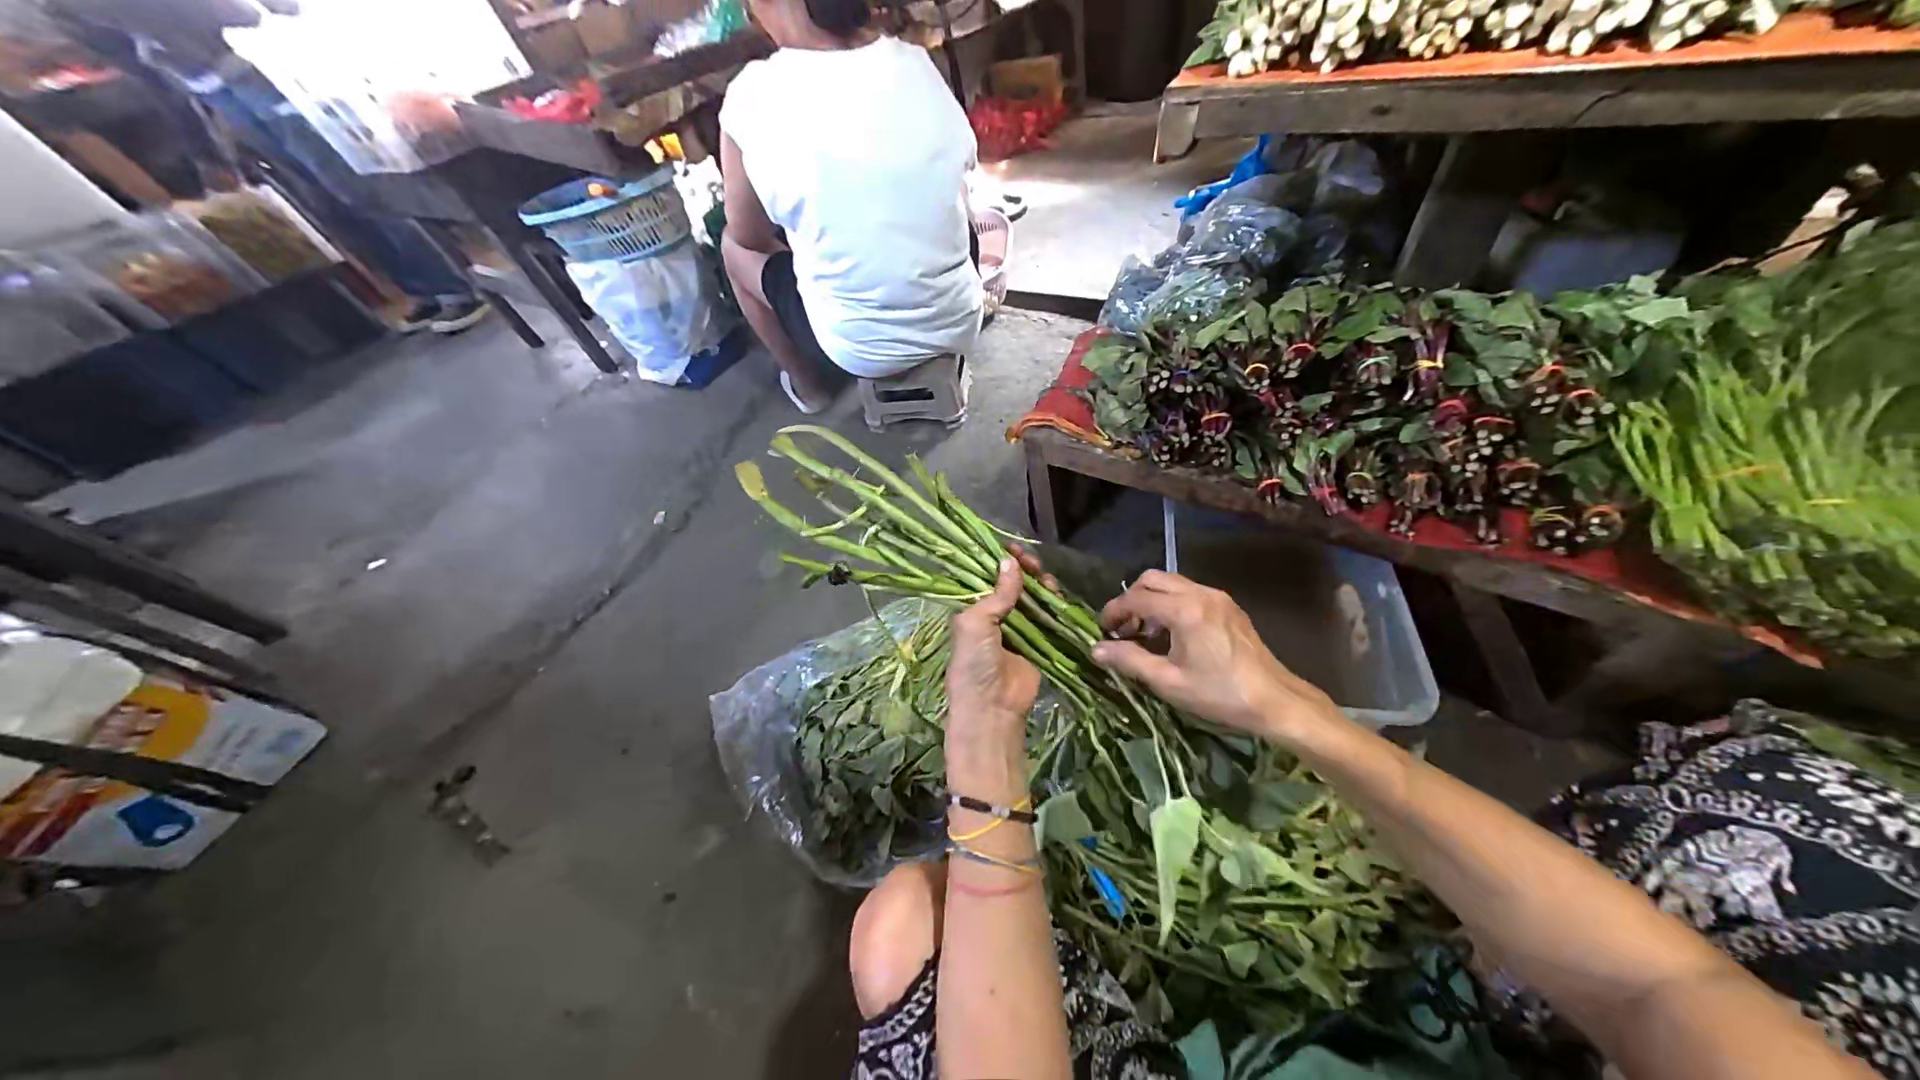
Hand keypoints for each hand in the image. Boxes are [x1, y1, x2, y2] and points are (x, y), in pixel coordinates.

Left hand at [945, 555, 1041, 800]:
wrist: (992, 708)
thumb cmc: (974, 663)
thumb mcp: (975, 623)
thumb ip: (996, 594)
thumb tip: (1009, 562)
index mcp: (972, 610)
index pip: (987, 578)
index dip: (999, 562)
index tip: (1011, 548)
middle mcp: (994, 617)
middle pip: (1012, 585)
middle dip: (1022, 570)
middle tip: (1032, 562)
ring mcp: (1017, 629)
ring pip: (1030, 598)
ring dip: (1038, 584)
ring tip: (1044, 576)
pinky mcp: (1037, 642)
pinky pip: (1045, 617)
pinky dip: (1051, 603)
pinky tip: (1055, 591)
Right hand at [1091, 570, 1342, 745]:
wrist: (1276, 701)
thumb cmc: (1219, 694)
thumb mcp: (1168, 682)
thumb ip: (1129, 661)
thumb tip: (1096, 650)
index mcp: (1185, 610)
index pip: (1136, 599)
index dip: (1114, 612)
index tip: (1104, 631)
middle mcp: (1201, 594)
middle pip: (1152, 579)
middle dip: (1131, 600)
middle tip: (1124, 629)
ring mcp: (1218, 597)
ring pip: (1171, 583)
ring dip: (1152, 601)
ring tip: (1146, 635)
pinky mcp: (1228, 606)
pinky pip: (1190, 592)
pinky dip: (1171, 604)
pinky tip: (1172, 635)